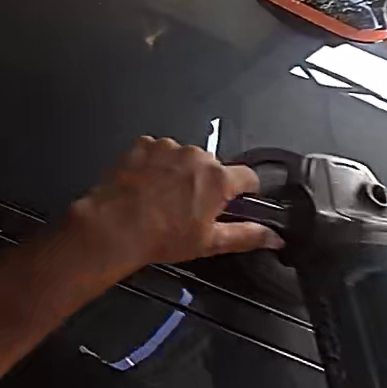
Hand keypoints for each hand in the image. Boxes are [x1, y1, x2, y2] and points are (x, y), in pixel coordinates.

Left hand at [63, 136, 283, 272]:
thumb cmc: (160, 234)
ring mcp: (166, 148)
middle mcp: (194, 156)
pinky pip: (156, 151)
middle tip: (192, 206)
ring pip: (182, 157)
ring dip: (179, 170)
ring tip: (164, 197)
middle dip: (206, 182)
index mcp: (217, 177)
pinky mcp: (141, 146)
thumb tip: (271, 236)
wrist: (115, 224)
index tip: (240, 198)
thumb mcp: (210, 242)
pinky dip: (154, 163)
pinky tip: (147, 184)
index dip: (246, 190)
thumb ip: (246, 235)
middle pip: (211, 166)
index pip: (248, 176)